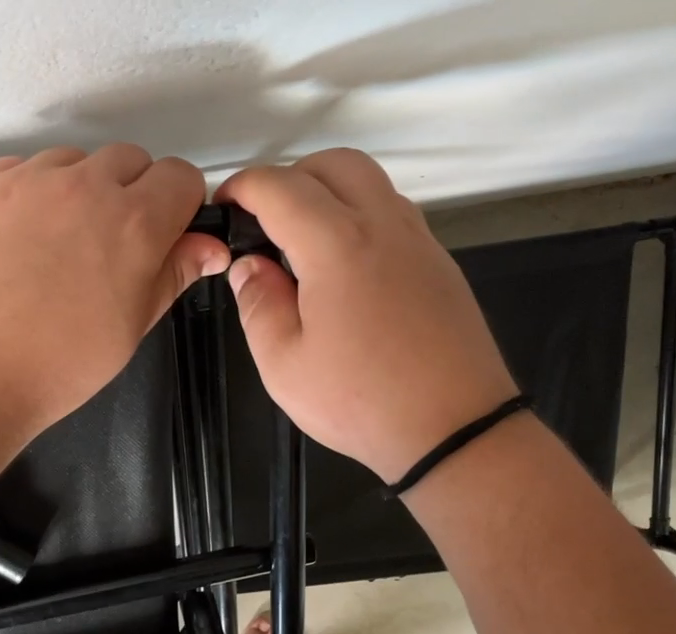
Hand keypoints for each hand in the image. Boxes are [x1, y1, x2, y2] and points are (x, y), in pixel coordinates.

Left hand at [0, 145, 229, 431]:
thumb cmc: (57, 366)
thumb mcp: (131, 326)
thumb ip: (174, 273)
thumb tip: (211, 247)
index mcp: (134, 224)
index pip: (181, 178)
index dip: (177, 207)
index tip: (165, 232)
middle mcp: (85, 188)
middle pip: (129, 161)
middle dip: (130, 195)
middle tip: (108, 248)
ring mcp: (29, 183)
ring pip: (74, 162)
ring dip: (78, 191)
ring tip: (57, 247)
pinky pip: (21, 170)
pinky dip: (29, 195)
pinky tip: (20, 242)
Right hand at [215, 149, 517, 481]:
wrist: (453, 427)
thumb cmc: (361, 401)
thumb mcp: (283, 364)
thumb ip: (259, 304)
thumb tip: (249, 266)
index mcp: (338, 245)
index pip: (281, 188)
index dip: (243, 189)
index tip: (222, 208)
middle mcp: (383, 226)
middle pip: (334, 164)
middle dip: (289, 178)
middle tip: (261, 221)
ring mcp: (418, 242)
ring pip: (370, 183)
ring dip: (328, 194)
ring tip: (299, 245)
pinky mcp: (438, 264)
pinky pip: (392, 215)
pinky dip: (358, 218)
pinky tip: (341, 269)